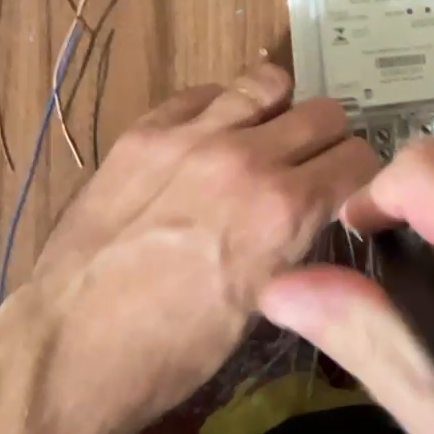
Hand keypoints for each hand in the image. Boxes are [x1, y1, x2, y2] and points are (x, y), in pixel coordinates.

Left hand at [10, 61, 377, 424]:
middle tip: (310, 164)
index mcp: (285, 210)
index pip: (357, 158)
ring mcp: (193, 137)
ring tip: (264, 136)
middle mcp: (249, 159)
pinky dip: (220, 111)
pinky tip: (209, 139)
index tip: (347, 188)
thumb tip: (316, 207)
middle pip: (325, 112)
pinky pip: (205, 93)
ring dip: (279, 110)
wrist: (73, 351)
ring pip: (269, 82)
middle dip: (329, 140)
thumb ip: (297, 237)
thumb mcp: (263, 302)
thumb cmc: (175, 351)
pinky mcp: (146, 130)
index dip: (359, 175)